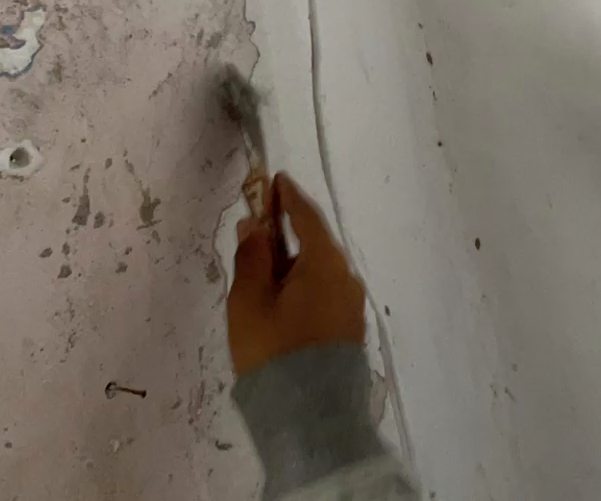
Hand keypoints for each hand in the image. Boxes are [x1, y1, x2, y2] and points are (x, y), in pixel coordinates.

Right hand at [227, 174, 367, 375]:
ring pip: (318, 268)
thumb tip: (254, 225)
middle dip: (287, 230)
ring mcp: (350, 304)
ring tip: (263, 268)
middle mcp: (345, 276)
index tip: (275, 179)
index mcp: (325, 262)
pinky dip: (303, 282)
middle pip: (314, 241)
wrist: (311, 421)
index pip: (306, 215)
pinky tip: (282, 296)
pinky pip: (324, 289)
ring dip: (293, 260)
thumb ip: (251, 257)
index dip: (288, 196)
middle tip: (259, 225)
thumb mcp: (250, 302)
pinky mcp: (348, 329)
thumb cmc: (274, 352)